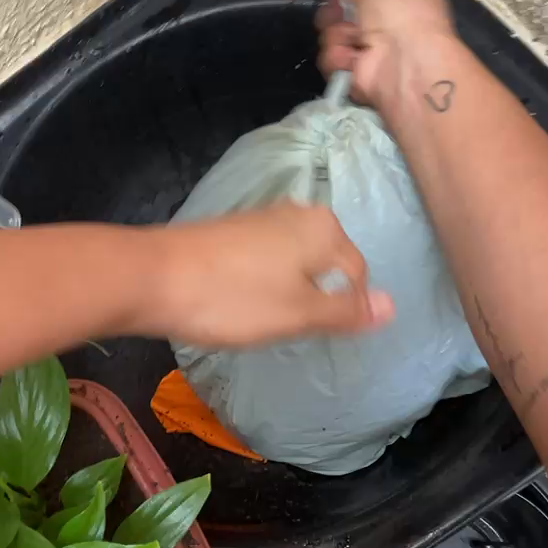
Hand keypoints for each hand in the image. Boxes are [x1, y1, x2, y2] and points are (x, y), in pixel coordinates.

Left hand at [135, 202, 394, 347]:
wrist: (152, 277)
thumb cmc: (233, 298)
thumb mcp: (298, 313)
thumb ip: (346, 311)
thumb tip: (395, 306)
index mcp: (324, 229)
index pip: (357, 275)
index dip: (343, 310)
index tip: (312, 334)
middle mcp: (297, 213)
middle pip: (324, 265)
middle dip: (313, 298)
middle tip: (287, 328)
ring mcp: (260, 218)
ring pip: (292, 263)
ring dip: (284, 292)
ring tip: (260, 318)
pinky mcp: (229, 230)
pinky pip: (262, 260)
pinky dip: (257, 283)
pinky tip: (237, 302)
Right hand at [316, 0, 458, 111]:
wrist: (405, 59)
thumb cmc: (400, 11)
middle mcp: (384, 22)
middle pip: (341, 12)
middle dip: (336, 12)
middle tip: (340, 12)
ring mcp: (368, 49)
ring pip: (332, 35)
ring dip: (338, 35)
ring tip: (354, 38)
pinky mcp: (354, 73)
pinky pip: (332, 59)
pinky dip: (338, 58)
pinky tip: (352, 57)